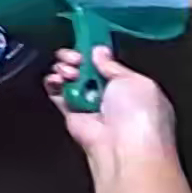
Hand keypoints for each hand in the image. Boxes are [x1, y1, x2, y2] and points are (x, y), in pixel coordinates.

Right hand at [45, 46, 177, 179]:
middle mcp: (111, 95)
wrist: (122, 144)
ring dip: (64, 70)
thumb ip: (114, 64)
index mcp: (133, 89)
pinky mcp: (69, 110)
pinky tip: (55, 80)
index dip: (94, 54)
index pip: (108, 65)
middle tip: (72, 60)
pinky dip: (52, 83)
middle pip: (85, 69)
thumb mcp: (137, 82)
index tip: (85, 48)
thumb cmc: (139, 114)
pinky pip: (56, 91)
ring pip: (69, 77)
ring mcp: (89, 103)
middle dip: (75, 60)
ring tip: (67, 74)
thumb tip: (99, 51)